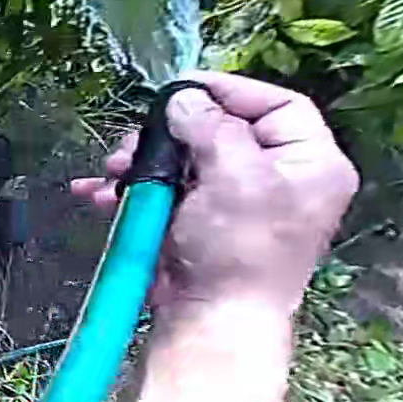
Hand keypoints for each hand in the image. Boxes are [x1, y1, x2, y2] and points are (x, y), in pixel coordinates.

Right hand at [71, 71, 357, 314]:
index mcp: (306, 163)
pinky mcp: (187, 219)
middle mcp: (269, 176)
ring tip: (111, 172)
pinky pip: (155, 190)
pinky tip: (96, 192)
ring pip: (176, 159)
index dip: (230, 90)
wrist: (210, 315)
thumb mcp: (237, 179)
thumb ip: (213, 129)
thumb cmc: (238, 248)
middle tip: (134, 142)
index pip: (277, 105)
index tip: (182, 86)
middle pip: (215, 130)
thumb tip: (183, 97)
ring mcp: (224, 199)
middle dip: (166, 134)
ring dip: (137, 162)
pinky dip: (125, 189)